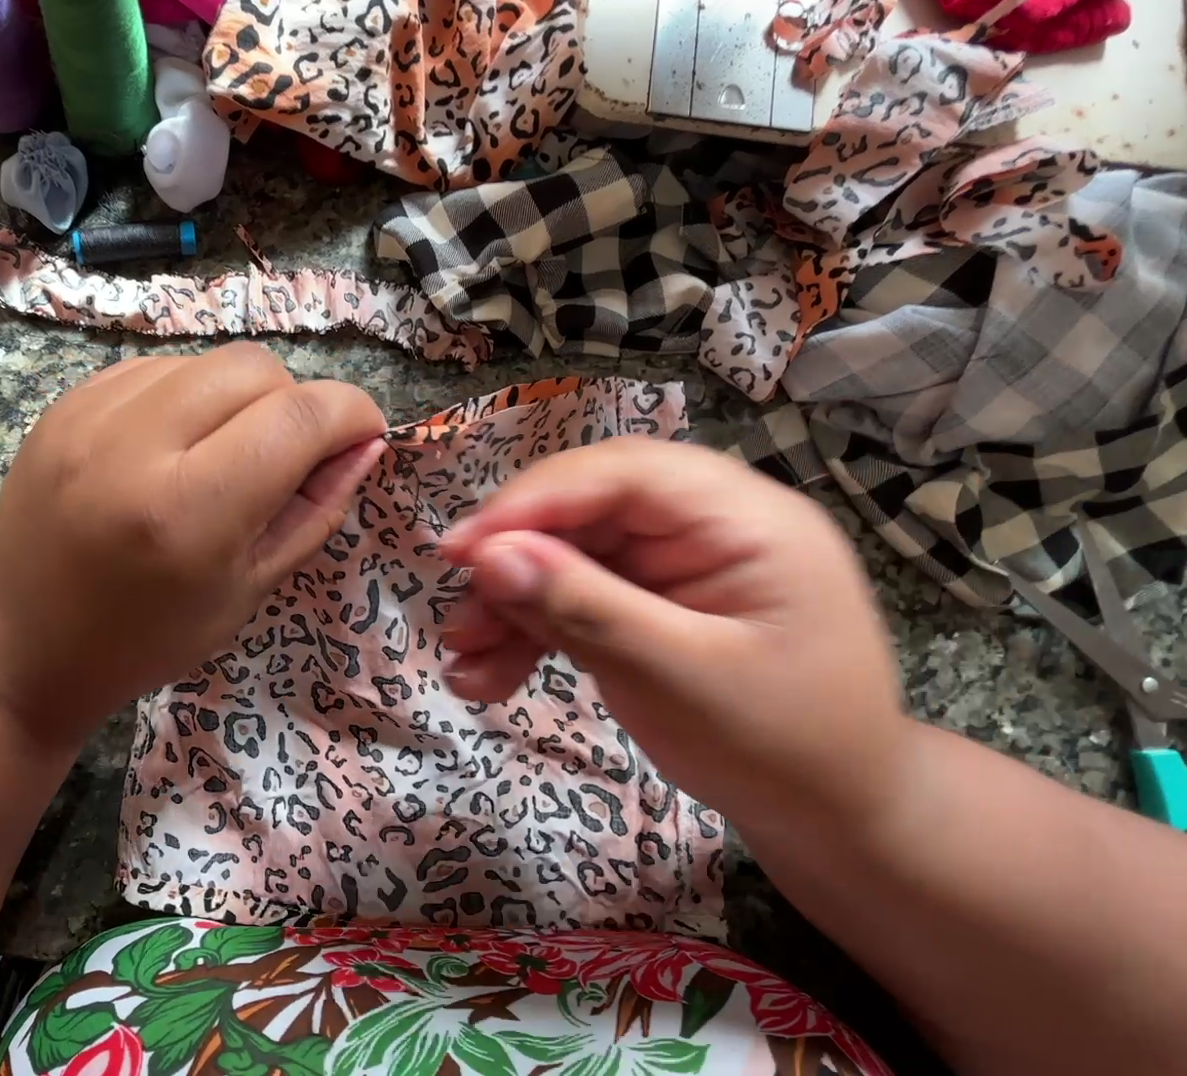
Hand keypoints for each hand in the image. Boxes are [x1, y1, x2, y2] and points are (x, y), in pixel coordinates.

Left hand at [0, 344, 386, 742]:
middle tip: (284, 458)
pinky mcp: (60, 405)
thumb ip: (315, 511)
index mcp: (188, 510)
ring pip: (204, 359)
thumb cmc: (144, 640)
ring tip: (219, 455)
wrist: (22, 647)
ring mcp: (86, 416)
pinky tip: (170, 446)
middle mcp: (134, 444)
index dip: (353, 414)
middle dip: (293, 403)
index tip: (363, 437)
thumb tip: (365, 445)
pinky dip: (183, 396)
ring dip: (236, 398)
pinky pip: (153, 369)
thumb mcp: (247, 592)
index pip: (299, 416)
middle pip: (255, 367)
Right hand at [437, 437, 911, 828]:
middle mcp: (703, 524)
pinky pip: (573, 598)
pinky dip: (528, 634)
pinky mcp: (648, 599)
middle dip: (512, 566)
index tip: (459, 551)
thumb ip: (583, 609)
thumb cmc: (779, 746)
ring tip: (463, 663)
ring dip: (509, 609)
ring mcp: (673, 563)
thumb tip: (486, 556)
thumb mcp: (676, 677)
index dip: (531, 502)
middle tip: (457, 616)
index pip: (620, 475)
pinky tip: (487, 676)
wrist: (833, 817)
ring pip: (565, 557)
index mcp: (743, 518)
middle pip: (582, 514)